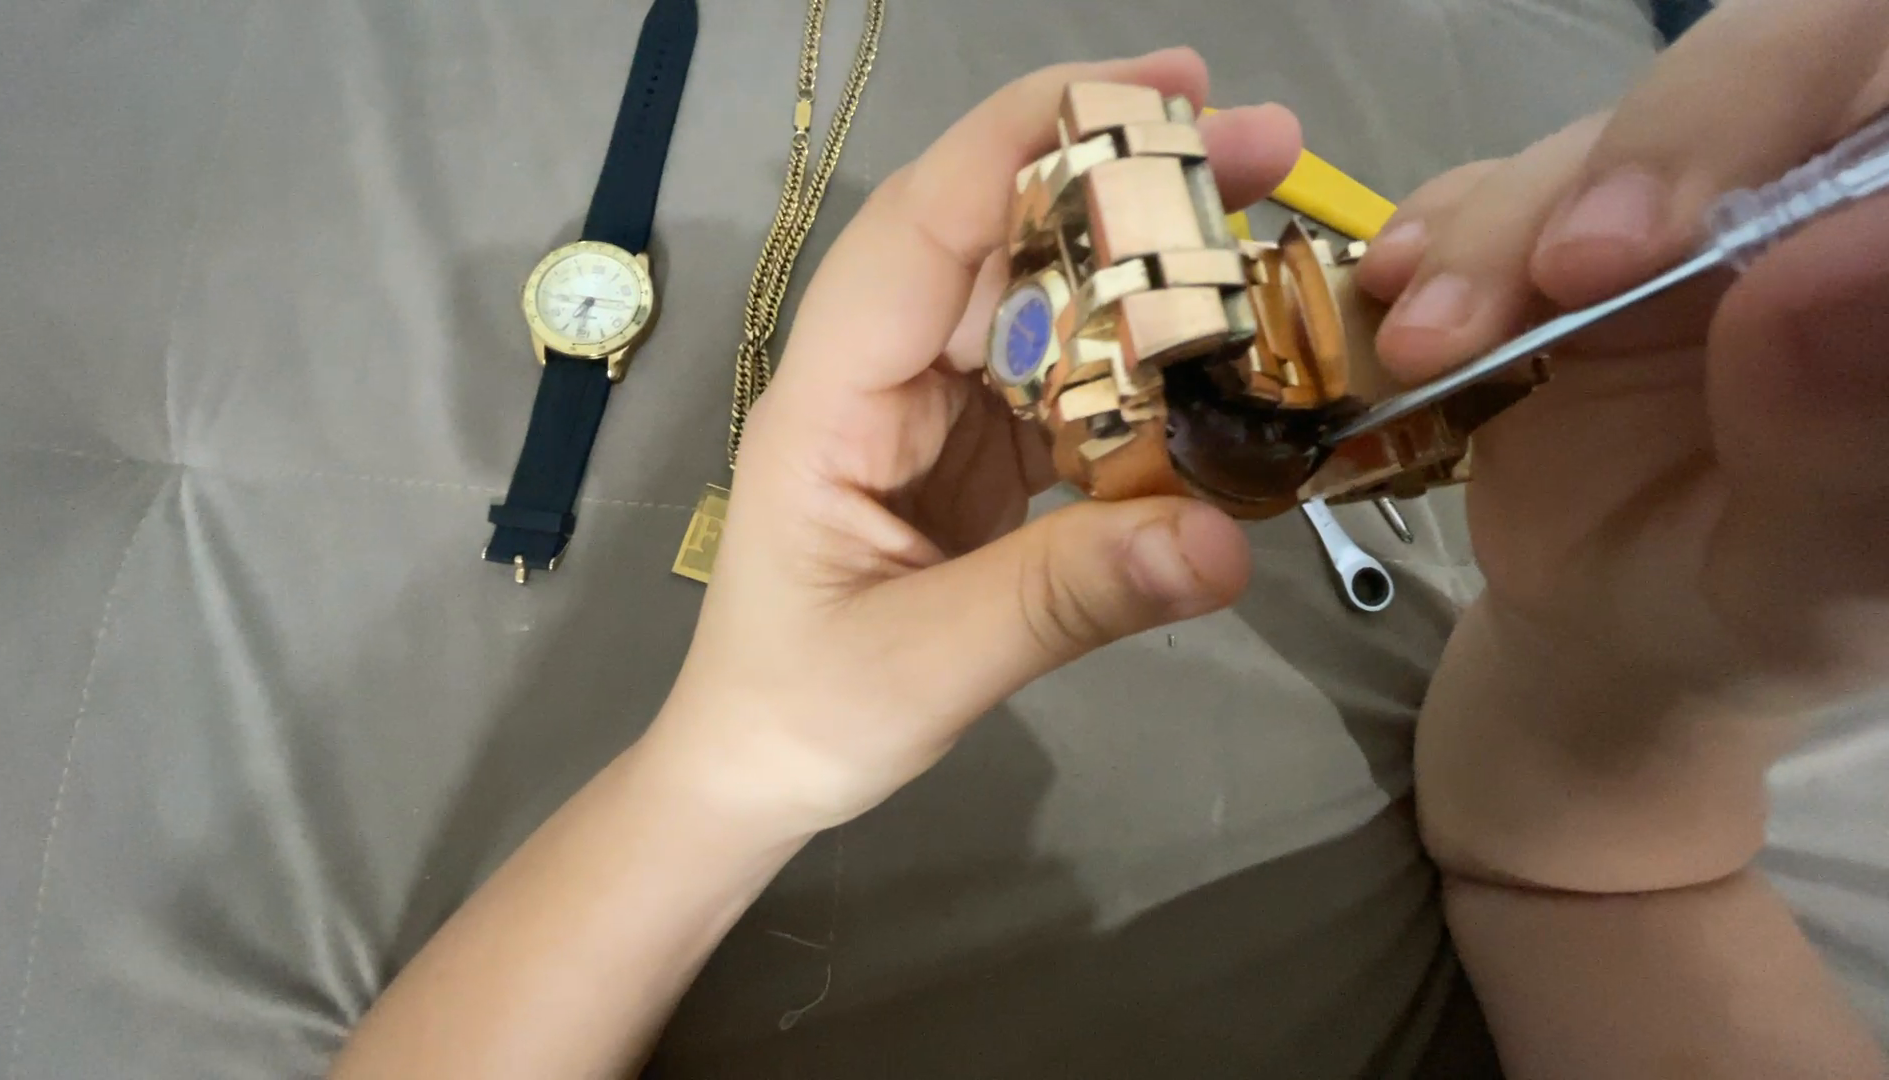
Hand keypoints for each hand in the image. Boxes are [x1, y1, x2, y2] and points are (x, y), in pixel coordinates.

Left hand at [642, 49, 1302, 835]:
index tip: (1162, 88)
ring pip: (1026, 316)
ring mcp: (918, 422)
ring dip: (1130, 281)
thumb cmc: (801, 712)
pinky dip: (1124, 378)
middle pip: (985, 250)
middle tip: (1253, 153)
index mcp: (825, 406)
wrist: (759, 765)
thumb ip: (1062, 601)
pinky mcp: (959, 464)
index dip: (1026, 142)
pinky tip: (1198, 374)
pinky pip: (1048, 393)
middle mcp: (871, 387)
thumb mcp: (925, 667)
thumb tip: (1225, 544)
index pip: (918, 231)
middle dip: (1112, 191)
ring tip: (1250, 250)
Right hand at [1354, 1, 1888, 888]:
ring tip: (1421, 353)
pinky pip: (1471, 199)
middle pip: (1738, 72)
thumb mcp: (1814, 568)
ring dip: (1474, 244)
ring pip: (1567, 151)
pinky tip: (1390, 297)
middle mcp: (1799, 199)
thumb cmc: (1734, 609)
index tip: (1629, 252)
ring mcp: (1654, 220)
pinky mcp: (1532, 256)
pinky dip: (1419, 240)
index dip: (1773, 110)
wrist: (1603, 617)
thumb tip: (1848, 260)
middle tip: (1525, 293)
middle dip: (1606, 171)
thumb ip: (1854, 438)